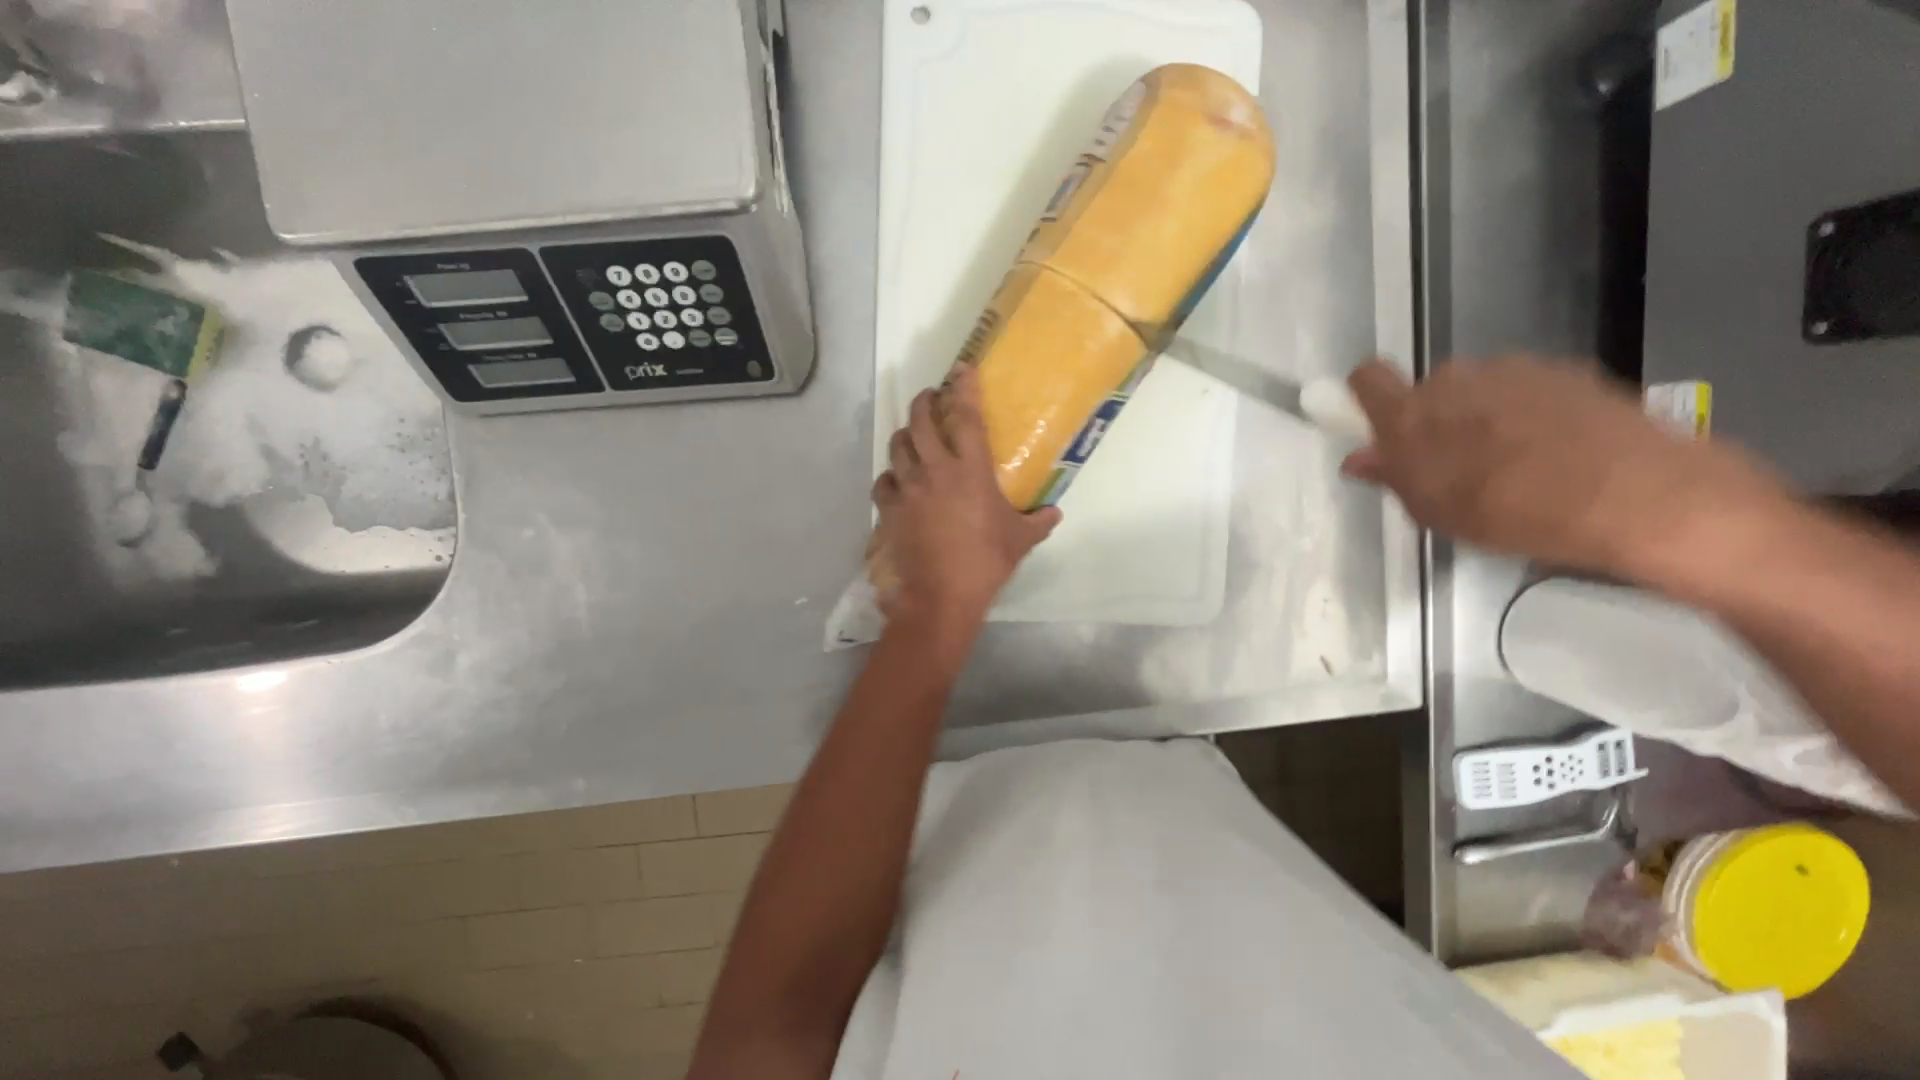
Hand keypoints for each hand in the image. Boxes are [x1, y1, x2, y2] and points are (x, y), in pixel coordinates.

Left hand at [872, 367, 1061, 637]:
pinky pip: (883, 483)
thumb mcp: (1021, 540)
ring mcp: (908, 488)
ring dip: (904, 436)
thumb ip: (1038, 521)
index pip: (966, 416)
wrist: (943, 594)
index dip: (964, 388)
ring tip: (911, 436)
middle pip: (920, 421)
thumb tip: (1054, 513)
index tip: (961, 369)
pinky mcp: (890, 510)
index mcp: (970, 469)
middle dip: (923, 402)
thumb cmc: (987, 561)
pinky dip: (889, 477)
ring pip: (897, 447)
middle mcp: (935, 470)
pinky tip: (896, 482)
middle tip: (929, 397)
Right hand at [1341, 356, 1793, 586]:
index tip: (1379, 430)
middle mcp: (1457, 378)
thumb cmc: (1513, 513)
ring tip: (1516, 466)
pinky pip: (1530, 391)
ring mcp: (1516, 369)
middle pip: (1431, 389)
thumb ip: (1393, 477)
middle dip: (1437, 419)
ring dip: (1486, 417)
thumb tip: (1361, 459)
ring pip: (1483, 389)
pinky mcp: (1569, 370)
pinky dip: (1532, 416)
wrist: (1634, 494)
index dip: (1366, 398)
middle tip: (1457, 467)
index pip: (1367, 379)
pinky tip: (1558, 455)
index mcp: (1413, 413)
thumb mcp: (1437, 511)